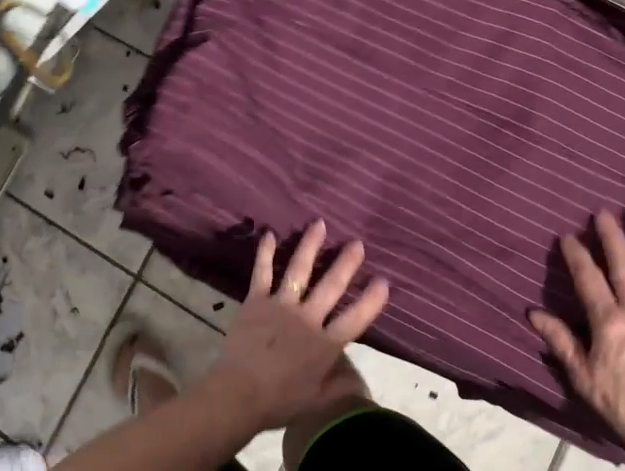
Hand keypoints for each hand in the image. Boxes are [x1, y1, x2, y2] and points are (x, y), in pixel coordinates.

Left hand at [205, 220, 390, 432]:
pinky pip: (262, 272)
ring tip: (319, 224)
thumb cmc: (281, 401)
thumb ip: (339, 385)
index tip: (383, 280)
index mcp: (325, 344)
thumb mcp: (317, 400)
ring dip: (310, 246)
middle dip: (345, 263)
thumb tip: (359, 382)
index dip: (371, 300)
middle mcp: (307, 319)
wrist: (241, 392)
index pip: (355, 319)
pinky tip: (270, 234)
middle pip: (331, 286)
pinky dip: (266, 252)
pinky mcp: (256, 300)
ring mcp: (281, 305)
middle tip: (356, 243)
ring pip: (299, 270)